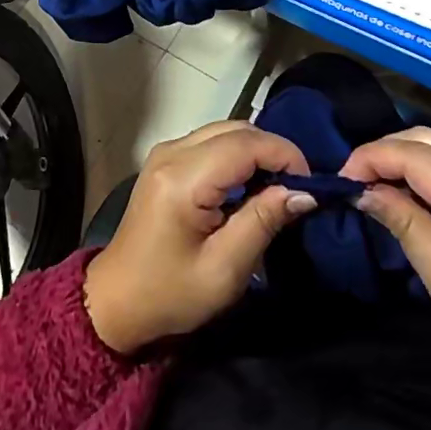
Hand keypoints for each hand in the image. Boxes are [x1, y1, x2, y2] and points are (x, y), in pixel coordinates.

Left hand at [83, 121, 315, 354]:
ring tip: (281, 186)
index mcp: (182, 178)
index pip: (245, 144)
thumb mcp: (225, 268)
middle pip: (236, 129)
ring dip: (258, 151)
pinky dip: (239, 154)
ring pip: (225, 130)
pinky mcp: (166, 159)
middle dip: (274, 150)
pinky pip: (212, 141)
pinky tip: (252, 183)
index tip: (312, 186)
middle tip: (300, 187)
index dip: (285, 155)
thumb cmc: (171, 293)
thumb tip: (303, 191)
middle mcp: (171, 152)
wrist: (118, 300)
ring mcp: (165, 151)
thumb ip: (263, 222)